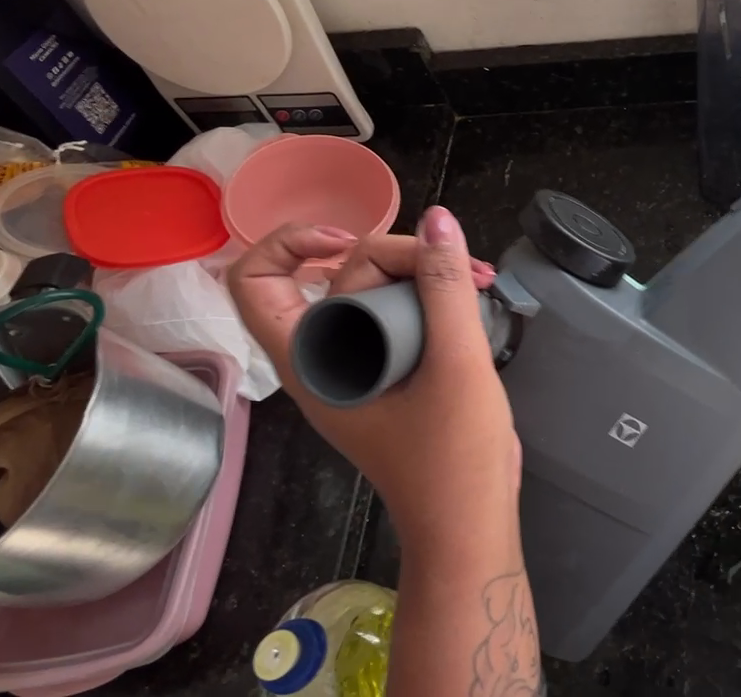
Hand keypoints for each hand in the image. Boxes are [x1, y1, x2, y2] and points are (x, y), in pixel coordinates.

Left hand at [226, 210, 517, 552]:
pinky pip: (403, 315)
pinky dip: (437, 299)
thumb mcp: (455, 363)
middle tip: (464, 266)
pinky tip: (476, 300)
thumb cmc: (452, 454)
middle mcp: (328, 359)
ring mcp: (363, 367)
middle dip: (404, 257)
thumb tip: (439, 219)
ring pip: (380, 292)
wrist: (471, 522)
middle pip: (343, 277)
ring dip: (429, 275)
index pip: (258, 285)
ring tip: (483, 281)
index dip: (291, 245)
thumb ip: (444, 288)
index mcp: (312, 362)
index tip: (350, 242)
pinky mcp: (395, 374)